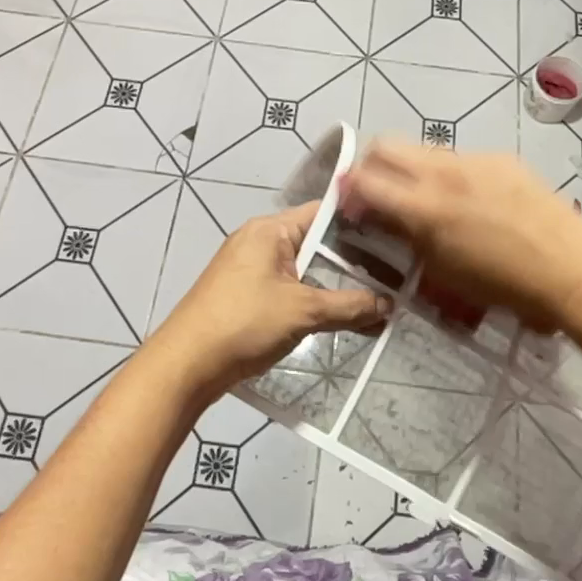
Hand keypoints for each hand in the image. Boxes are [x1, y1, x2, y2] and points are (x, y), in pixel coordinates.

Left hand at [142, 202, 390, 398]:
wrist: (186, 366)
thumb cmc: (244, 324)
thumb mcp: (303, 312)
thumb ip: (350, 306)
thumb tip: (389, 306)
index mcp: (270, 230)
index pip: (324, 214)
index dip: (360, 225)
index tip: (395, 240)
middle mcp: (260, 242)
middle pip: (317, 243)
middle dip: (354, 262)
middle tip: (395, 275)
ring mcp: (252, 270)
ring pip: (306, 270)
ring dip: (337, 286)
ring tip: (379, 299)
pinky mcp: (248, 297)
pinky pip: (292, 290)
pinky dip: (317, 301)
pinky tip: (346, 318)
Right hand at [340, 138, 581, 324]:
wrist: (573, 269)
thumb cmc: (506, 288)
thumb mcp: (444, 275)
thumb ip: (407, 242)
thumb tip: (383, 223)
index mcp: (424, 207)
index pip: (364, 180)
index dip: (347, 189)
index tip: (347, 204)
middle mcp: (443, 173)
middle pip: (386, 145)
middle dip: (370, 164)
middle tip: (375, 192)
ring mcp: (474, 161)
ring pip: (423, 149)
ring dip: (409, 168)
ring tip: (423, 200)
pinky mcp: (501, 159)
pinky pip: (459, 158)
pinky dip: (447, 174)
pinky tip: (468, 202)